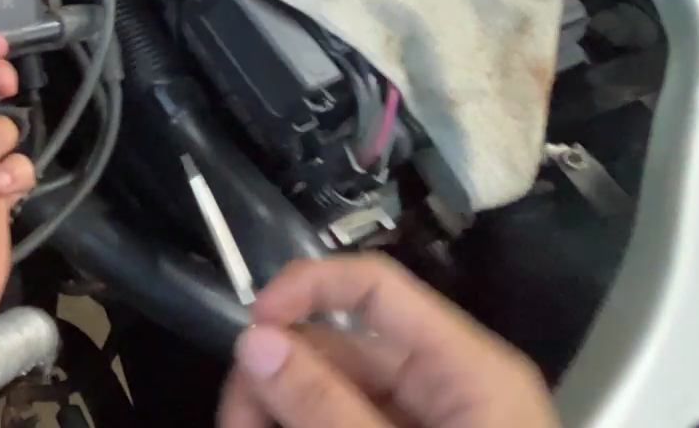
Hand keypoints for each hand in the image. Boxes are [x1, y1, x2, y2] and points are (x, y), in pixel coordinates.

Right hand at [219, 255, 558, 427]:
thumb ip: (327, 409)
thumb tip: (252, 338)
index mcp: (466, 370)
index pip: (372, 286)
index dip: (305, 288)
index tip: (251, 329)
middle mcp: (442, 383)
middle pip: (333, 344)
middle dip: (275, 379)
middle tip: (233, 422)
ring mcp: (425, 422)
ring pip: (322, 388)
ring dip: (275, 410)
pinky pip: (334, 422)